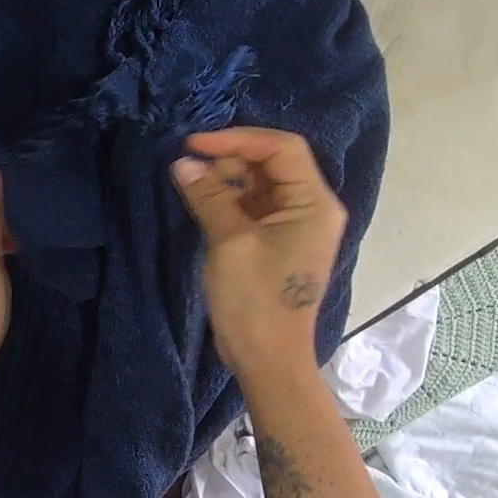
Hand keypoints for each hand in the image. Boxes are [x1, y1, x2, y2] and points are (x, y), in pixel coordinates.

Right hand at [171, 129, 346, 376]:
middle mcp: (310, 209)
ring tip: (189, 185)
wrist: (267, 357)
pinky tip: (200, 204)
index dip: (237, 139)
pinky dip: (227, 202)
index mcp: (314, 203)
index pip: (281, 149)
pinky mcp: (275, 246)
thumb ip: (209, 197)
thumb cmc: (255, 300)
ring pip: (259, 187)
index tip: (194, 144)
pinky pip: (252, 210)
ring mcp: (293, 229)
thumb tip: (183, 163)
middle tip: (188, 166)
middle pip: (272, 165)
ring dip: (225, 180)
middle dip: (229, 159)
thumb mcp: (230, 242)